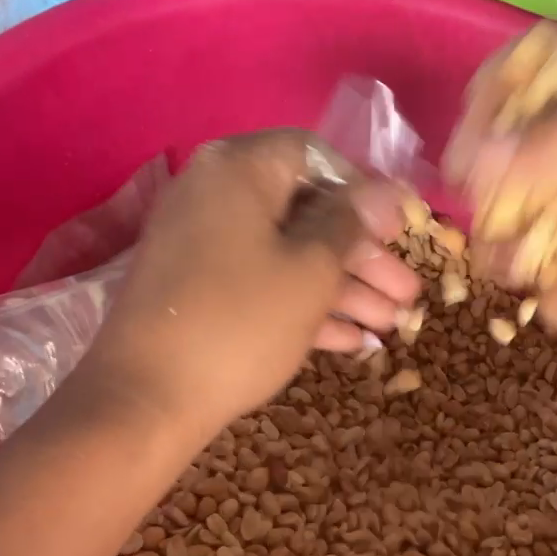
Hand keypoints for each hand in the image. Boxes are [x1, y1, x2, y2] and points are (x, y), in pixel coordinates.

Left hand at [74, 129, 420, 440]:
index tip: (404, 232)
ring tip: (394, 327)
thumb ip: (351, 226)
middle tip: (409, 294)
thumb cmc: (239, 323)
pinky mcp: (199, 295)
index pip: (317, 158)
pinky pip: (261, 287)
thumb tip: (389, 193)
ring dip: (343, 291)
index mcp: (239, 169)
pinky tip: (353, 344)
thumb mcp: (308, 273)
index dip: (367, 193)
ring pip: (288, 257)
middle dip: (364, 257)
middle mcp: (216, 196)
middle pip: (305, 213)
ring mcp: (203, 249)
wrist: (147, 398)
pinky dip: (304, 310)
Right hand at [443, 27, 556, 418]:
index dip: (497, 96)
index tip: (471, 140)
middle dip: (494, 193)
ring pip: (511, 227)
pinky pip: (541, 283)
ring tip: (533, 272)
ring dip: (515, 254)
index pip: (539, 73)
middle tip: (487, 218)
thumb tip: (477, 155)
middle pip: (510, 155)